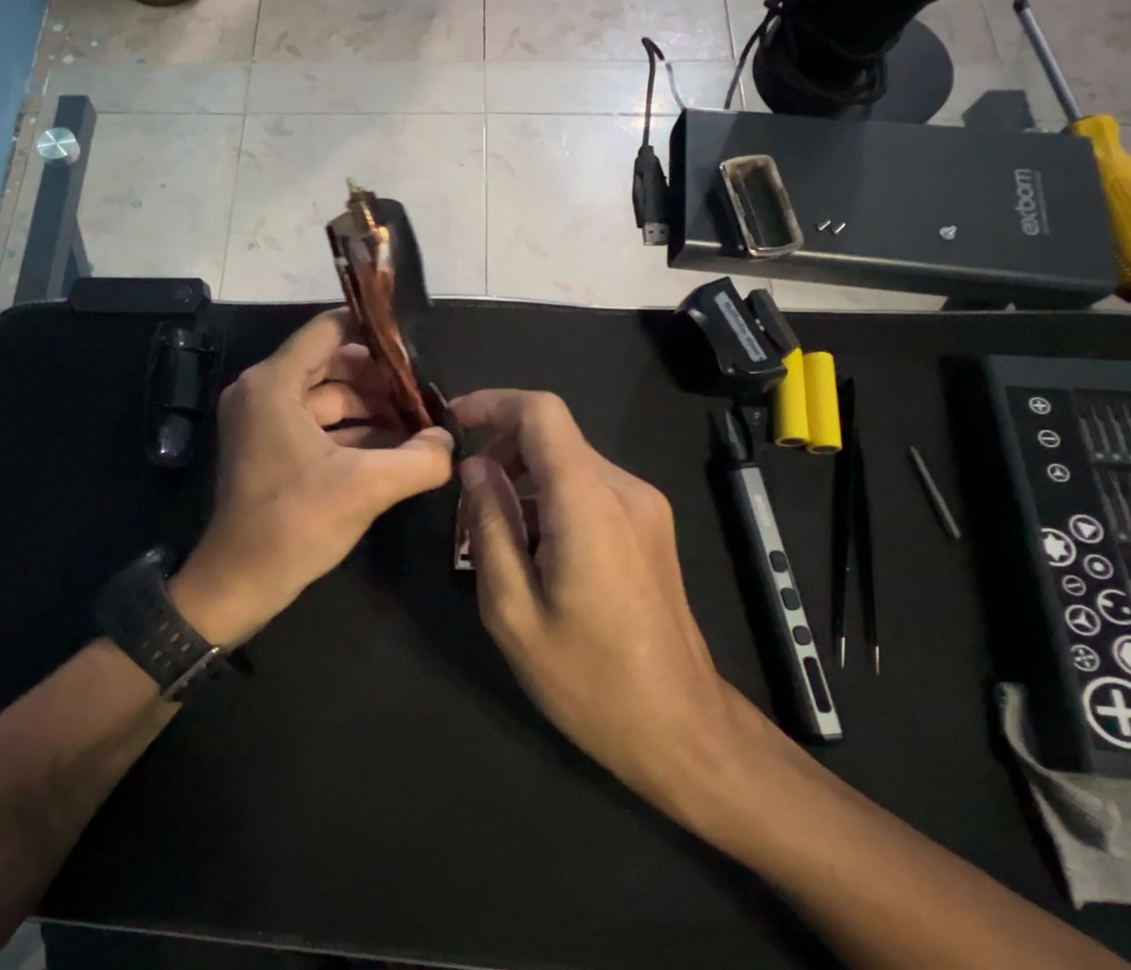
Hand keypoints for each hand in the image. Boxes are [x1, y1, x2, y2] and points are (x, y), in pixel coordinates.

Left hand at [172, 311, 454, 647]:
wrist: (241, 580)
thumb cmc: (296, 523)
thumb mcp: (367, 486)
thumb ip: (420, 458)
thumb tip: (448, 443)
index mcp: (273, 383)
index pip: (329, 329)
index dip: (375, 330)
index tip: (417, 345)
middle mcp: (262, 392)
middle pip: (332, 365)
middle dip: (382, 380)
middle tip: (428, 396)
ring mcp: (263, 422)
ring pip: (328, 399)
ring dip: (373, 411)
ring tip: (420, 428)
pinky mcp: (269, 451)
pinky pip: (318, 427)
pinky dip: (354, 434)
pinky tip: (396, 452)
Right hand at [452, 389, 759, 813]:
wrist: (679, 727)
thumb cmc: (587, 678)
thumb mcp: (512, 610)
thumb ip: (489, 526)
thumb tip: (475, 468)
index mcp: (589, 504)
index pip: (542, 413)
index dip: (492, 403)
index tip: (451, 421)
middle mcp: (626, 491)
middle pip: (553, 437)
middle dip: (499, 454)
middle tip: (463, 510)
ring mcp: (646, 509)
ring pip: (570, 464)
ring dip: (522, 483)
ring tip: (491, 541)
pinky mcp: (651, 530)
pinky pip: (590, 491)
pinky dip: (549, 501)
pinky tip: (530, 554)